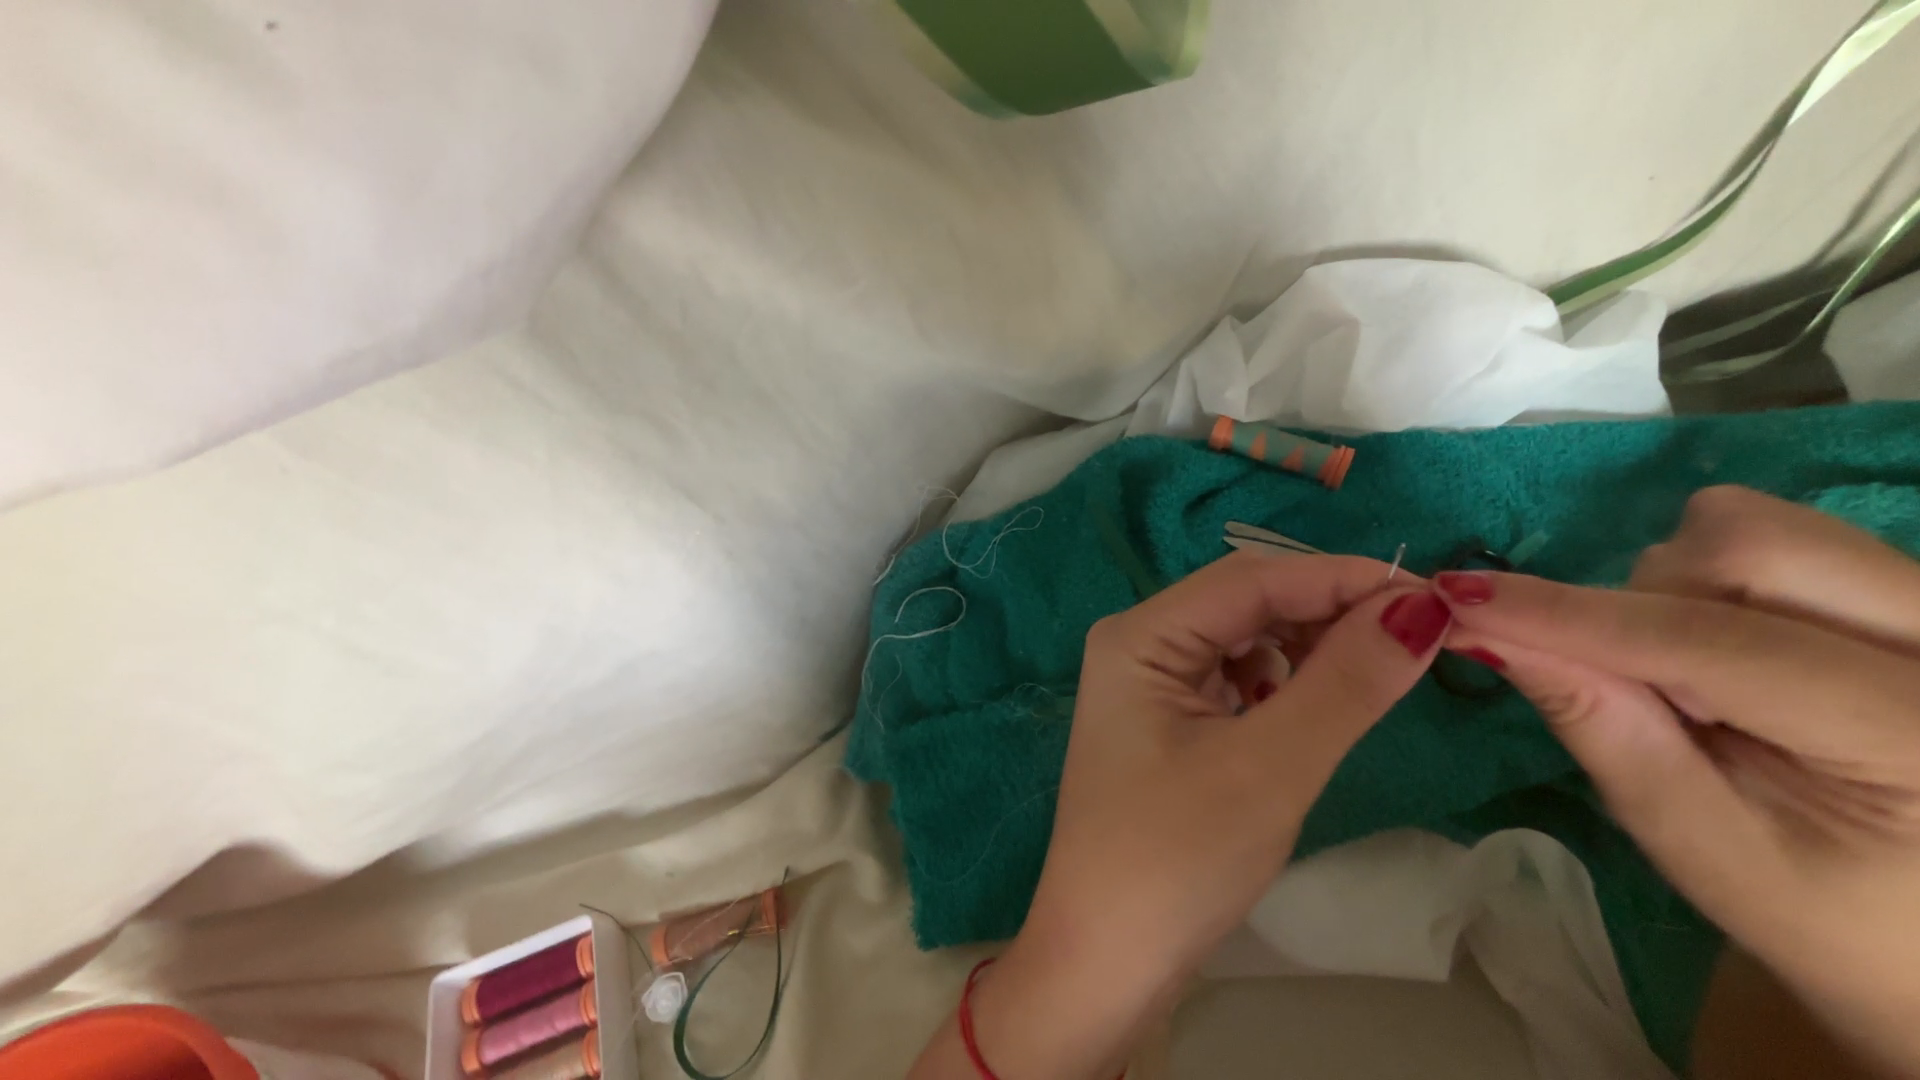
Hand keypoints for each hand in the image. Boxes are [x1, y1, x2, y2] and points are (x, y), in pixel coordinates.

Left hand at [910, 551, 1450, 1079]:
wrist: (1108, 958)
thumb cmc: (1178, 860)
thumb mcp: (1270, 766)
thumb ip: (1345, 682)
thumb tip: (1422, 605)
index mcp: (1139, 636)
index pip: (1252, 578)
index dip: (1342, 578)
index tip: (1436, 593)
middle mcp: (1138, 644)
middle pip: (1247, 602)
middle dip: (1328, 612)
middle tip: (1419, 637)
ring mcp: (1150, 684)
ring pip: (1246, 639)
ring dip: (1310, 647)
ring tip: (1371, 676)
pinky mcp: (1168, 722)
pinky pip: (1237, 679)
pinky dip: (1283, 684)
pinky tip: (1311, 711)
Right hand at [1439, 487, 1919, 1074]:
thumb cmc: (1823, 913)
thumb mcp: (1700, 844)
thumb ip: (1599, 727)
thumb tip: (1479, 628)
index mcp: (1918, 736)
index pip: (1713, 644)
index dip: (1570, 615)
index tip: (1453, 597)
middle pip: (1753, 544)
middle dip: (1645, 596)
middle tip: (1631, 681)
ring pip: (1760, 528)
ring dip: (1677, 590)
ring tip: (1695, 683)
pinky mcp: (1907, 594)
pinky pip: (1781, 537)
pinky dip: (1711, 583)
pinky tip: (1734, 659)